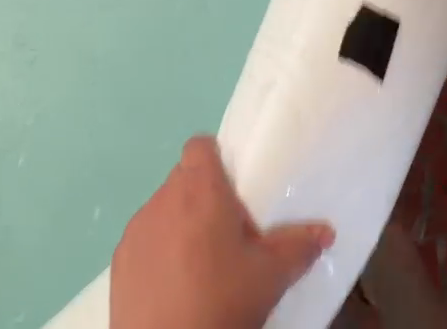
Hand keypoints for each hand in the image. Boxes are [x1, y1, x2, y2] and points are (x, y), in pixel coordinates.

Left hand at [111, 137, 333, 328]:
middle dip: (204, 196)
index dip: (216, 158)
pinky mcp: (120, 256)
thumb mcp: (270, 276)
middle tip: (228, 233)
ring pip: (163, 208)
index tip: (234, 188)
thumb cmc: (221, 300)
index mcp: (200, 189)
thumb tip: (325, 231)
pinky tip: (176, 285)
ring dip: (181, 223)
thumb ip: (298, 246)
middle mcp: (163, 196)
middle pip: (184, 178)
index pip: (200, 145)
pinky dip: (159, 250)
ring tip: (203, 265)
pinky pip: (145, 238)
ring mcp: (137, 225)